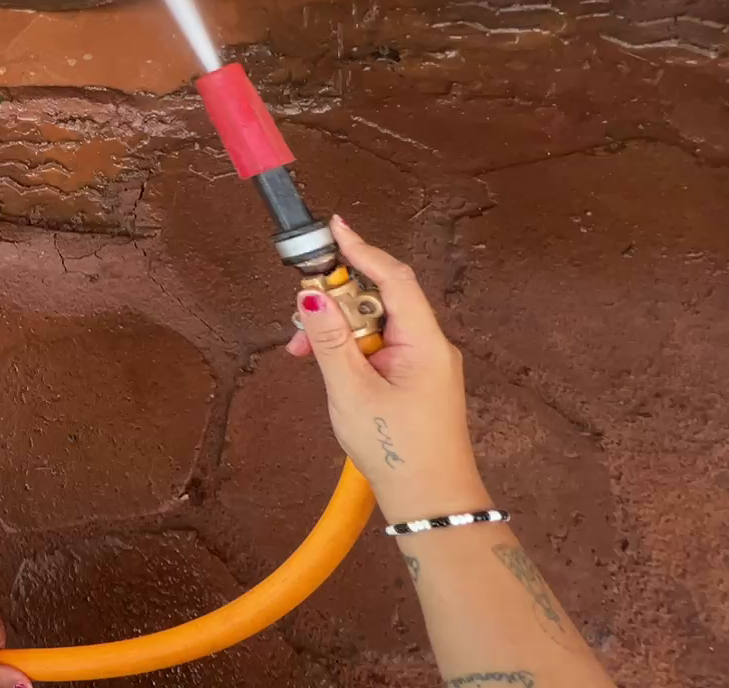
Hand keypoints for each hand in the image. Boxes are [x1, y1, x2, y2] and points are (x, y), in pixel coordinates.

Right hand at [286, 216, 487, 522]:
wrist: (429, 500)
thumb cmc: (395, 447)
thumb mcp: (350, 389)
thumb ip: (328, 339)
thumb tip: (309, 296)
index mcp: (424, 343)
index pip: (394, 279)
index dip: (363, 249)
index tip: (333, 227)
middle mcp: (426, 344)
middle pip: (376, 296)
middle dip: (333, 297)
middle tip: (299, 309)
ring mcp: (417, 359)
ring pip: (367, 320)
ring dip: (331, 325)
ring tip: (303, 348)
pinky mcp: (406, 373)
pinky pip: (369, 342)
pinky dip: (340, 343)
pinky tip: (317, 358)